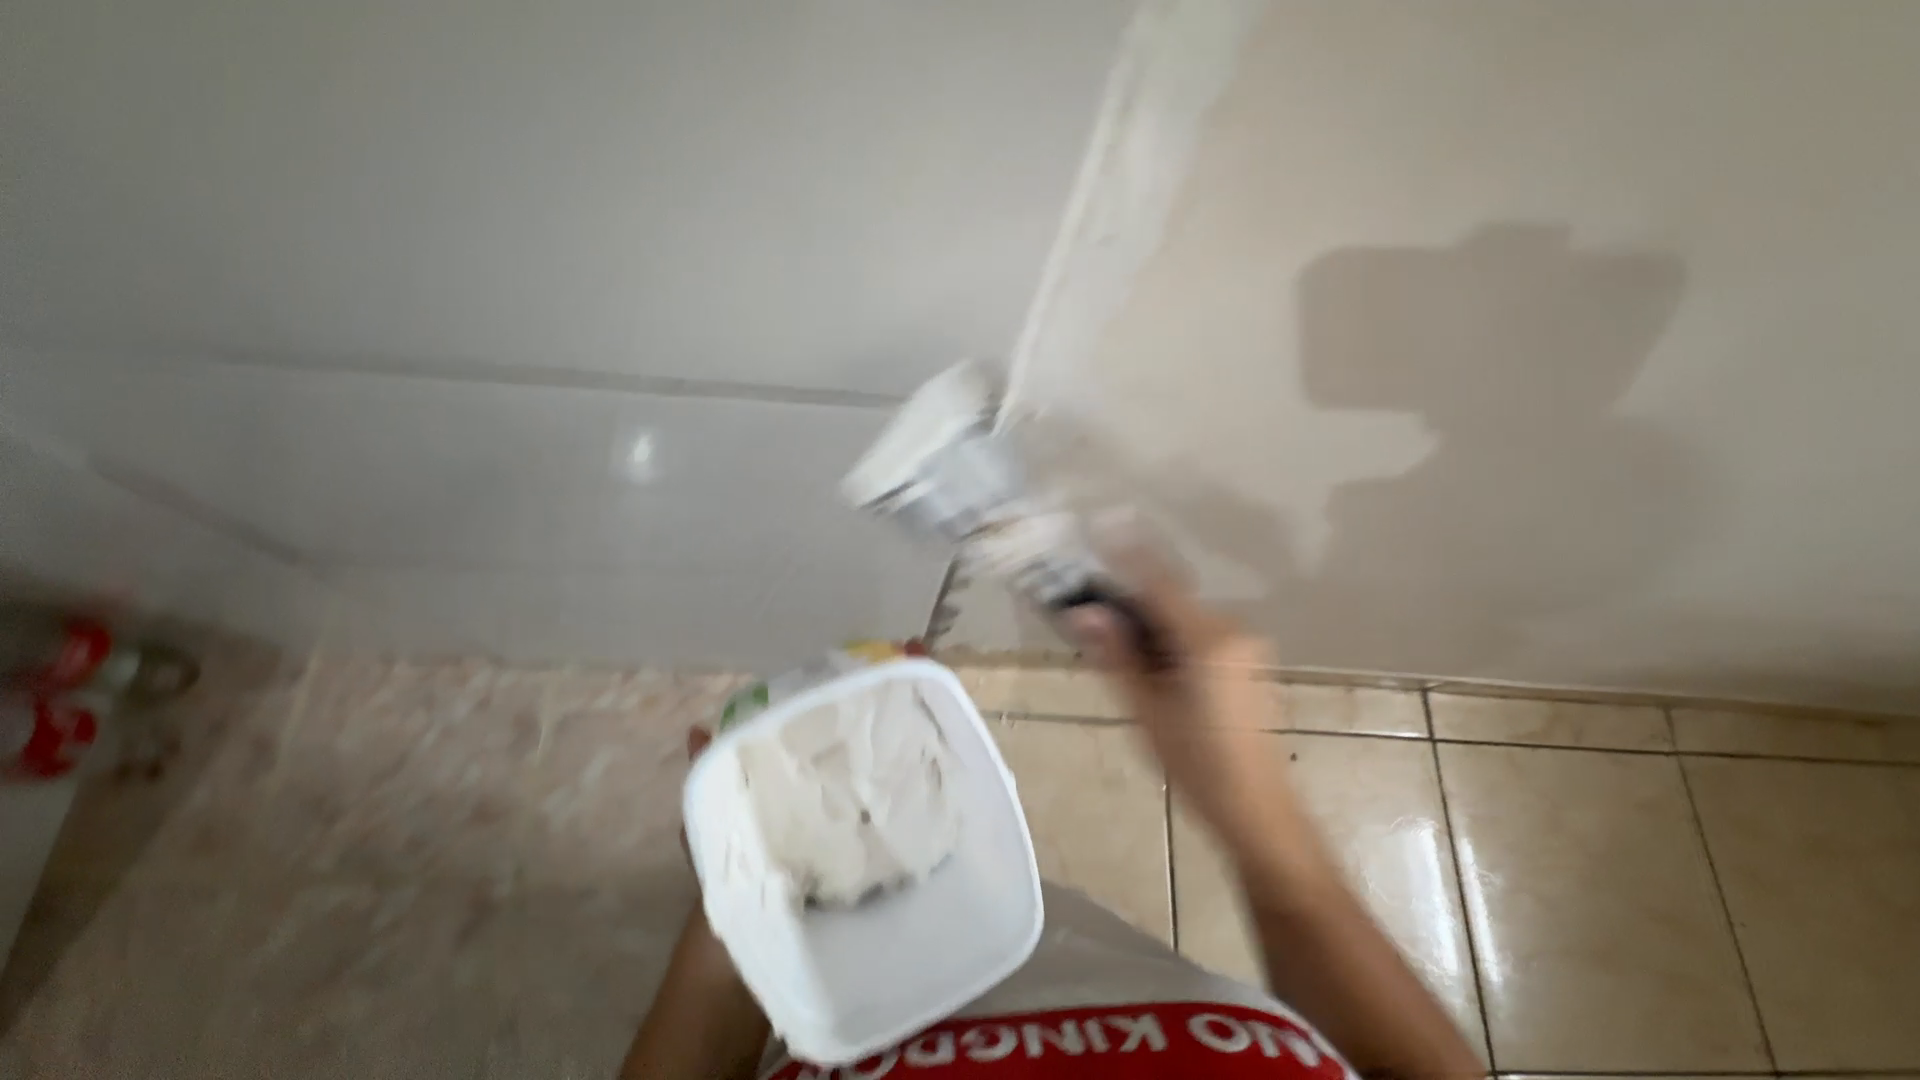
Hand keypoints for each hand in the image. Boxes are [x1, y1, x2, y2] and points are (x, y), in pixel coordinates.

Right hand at [1063, 548, 1308, 859]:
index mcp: (1207, 641)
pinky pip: (1201, 635)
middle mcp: (1232, 632)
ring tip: (1123, 658)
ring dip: (1152, 625)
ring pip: (1185, 618)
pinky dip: (1174, 640)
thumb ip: (1116, 655)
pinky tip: (1157, 672)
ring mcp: (1246, 646)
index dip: (1129, 550)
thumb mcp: (1145, 710)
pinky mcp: (1250, 661)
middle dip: (1133, 603)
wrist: (1258, 809)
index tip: (1103, 520)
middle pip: (1171, 600)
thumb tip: (1084, 612)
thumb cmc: (1196, 765)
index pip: (1159, 581)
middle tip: (1094, 617)